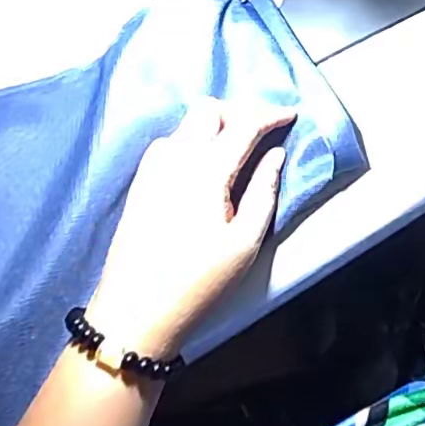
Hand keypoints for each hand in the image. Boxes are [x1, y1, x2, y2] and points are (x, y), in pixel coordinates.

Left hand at [87, 101, 295, 361]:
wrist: (132, 316)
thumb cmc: (197, 282)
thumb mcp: (245, 242)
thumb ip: (264, 190)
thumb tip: (276, 153)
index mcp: (205, 171)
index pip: (243, 124)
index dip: (271, 115)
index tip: (291, 115)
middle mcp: (175, 159)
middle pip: (208, 109)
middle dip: (240, 111)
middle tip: (263, 130)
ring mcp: (152, 169)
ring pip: (187, 123)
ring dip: (215, 123)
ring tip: (238, 146)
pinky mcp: (140, 183)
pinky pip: (170, 141)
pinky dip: (195, 137)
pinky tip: (206, 162)